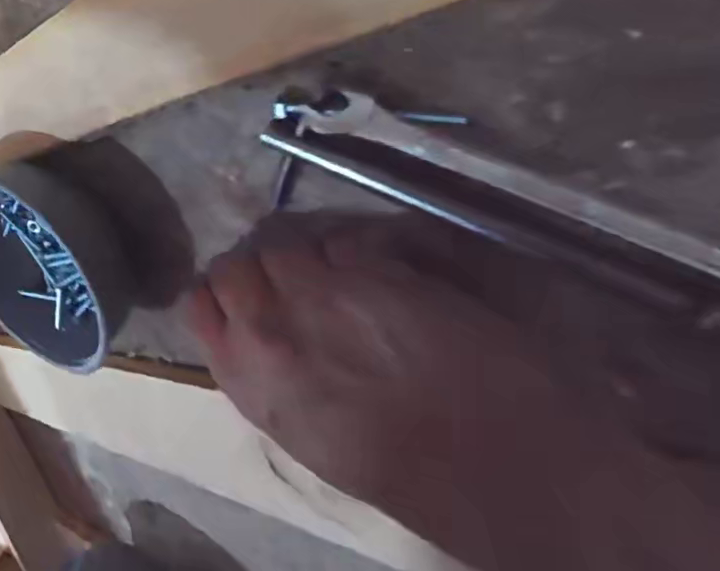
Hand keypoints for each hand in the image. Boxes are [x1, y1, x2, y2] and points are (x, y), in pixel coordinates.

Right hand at [185, 218, 636, 528]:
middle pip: (234, 264)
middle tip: (295, 284)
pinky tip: (380, 278)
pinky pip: (340, 241)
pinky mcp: (374, 275)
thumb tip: (240, 326)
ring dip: (307, 258)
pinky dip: (355, 252)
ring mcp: (319, 298)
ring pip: (284, 244)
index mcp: (249, 379)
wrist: (520, 478)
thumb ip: (257, 372)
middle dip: (260, 270)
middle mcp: (269, 331)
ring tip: (340, 279)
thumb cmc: (410, 472)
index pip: (199, 300)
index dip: (221, 293)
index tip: (245, 296)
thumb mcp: (303, 434)